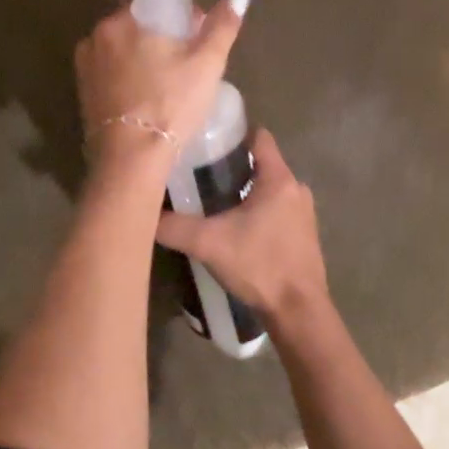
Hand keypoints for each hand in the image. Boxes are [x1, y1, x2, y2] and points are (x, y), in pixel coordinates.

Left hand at [75, 0, 248, 161]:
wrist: (131, 159)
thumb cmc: (171, 106)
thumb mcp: (207, 63)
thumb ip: (223, 25)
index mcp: (124, 19)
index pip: (158, 2)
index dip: (184, 18)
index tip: (199, 40)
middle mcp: (97, 35)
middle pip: (139, 26)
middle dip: (163, 38)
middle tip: (188, 67)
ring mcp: (85, 66)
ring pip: (123, 51)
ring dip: (144, 59)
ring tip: (168, 85)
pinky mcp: (83, 93)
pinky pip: (111, 74)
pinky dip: (128, 79)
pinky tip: (146, 98)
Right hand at [154, 129, 328, 318]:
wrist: (297, 311)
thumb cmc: (259, 266)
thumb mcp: (208, 244)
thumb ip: (174, 227)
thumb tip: (145, 214)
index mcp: (279, 180)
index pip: (258, 138)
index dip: (232, 136)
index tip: (205, 145)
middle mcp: (296, 190)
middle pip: (261, 166)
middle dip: (231, 170)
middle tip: (198, 179)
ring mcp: (304, 215)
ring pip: (268, 192)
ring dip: (243, 196)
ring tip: (211, 208)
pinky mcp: (304, 237)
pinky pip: (276, 214)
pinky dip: (256, 216)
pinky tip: (234, 234)